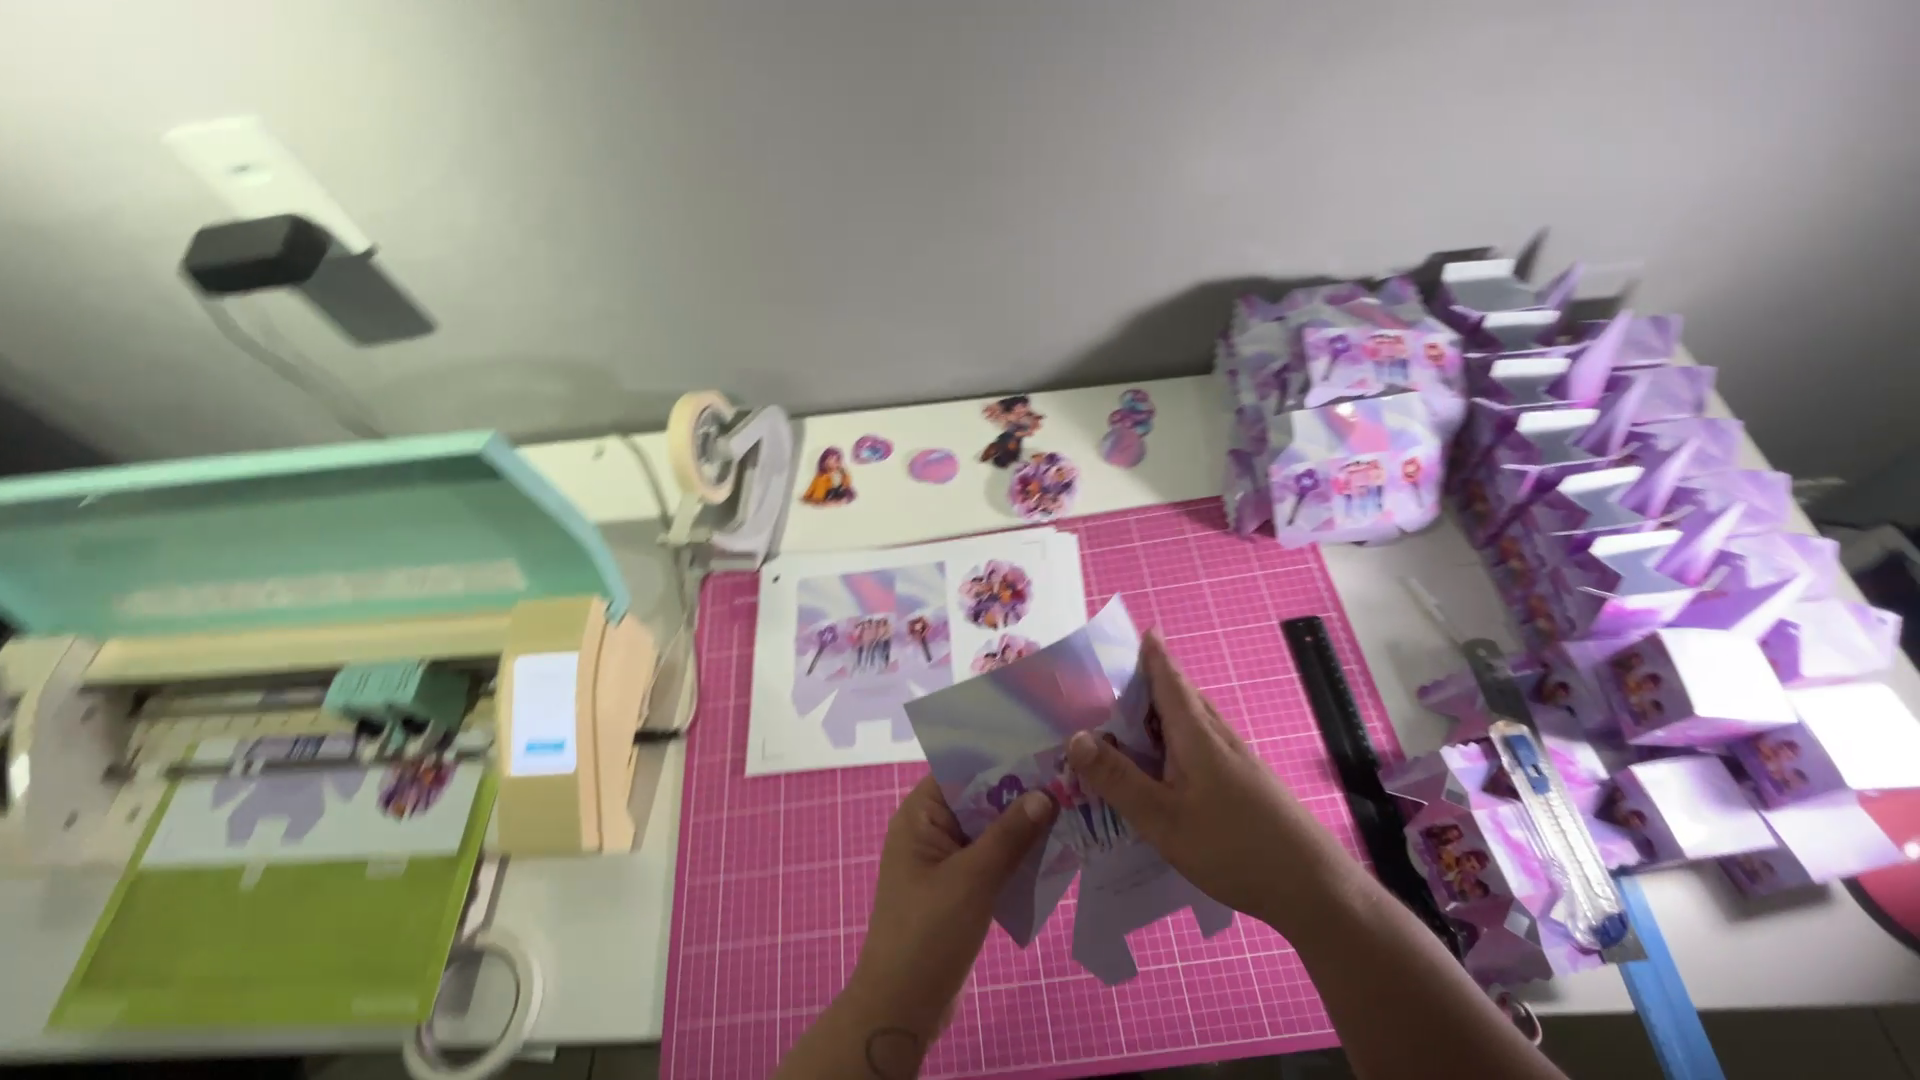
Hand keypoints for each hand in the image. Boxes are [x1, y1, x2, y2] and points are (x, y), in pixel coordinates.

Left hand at [846, 774, 1055, 1038]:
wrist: (902, 1008)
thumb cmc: (929, 934)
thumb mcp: (973, 879)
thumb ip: (1010, 835)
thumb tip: (1045, 793)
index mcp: (919, 816)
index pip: (961, 769)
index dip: (1000, 757)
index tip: (1045, 748)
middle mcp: (929, 831)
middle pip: (979, 798)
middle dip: (1021, 792)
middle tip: (1071, 778)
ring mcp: (944, 862)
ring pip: (989, 830)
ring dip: (1024, 825)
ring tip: (1074, 808)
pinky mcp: (958, 889)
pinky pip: (992, 860)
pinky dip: (1018, 855)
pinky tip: (1057, 852)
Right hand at [1066, 631, 1361, 934]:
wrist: (1312, 886)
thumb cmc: (1233, 846)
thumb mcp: (1162, 818)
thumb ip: (1118, 779)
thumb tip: (1074, 736)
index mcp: (1196, 735)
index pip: (1170, 681)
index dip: (1154, 655)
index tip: (1140, 629)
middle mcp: (1218, 739)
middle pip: (1181, 698)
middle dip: (1150, 683)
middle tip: (1111, 682)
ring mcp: (1235, 762)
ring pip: (1191, 725)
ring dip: (1160, 715)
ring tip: (1126, 723)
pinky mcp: (1244, 785)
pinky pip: (1199, 749)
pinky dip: (1173, 744)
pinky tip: (1161, 770)